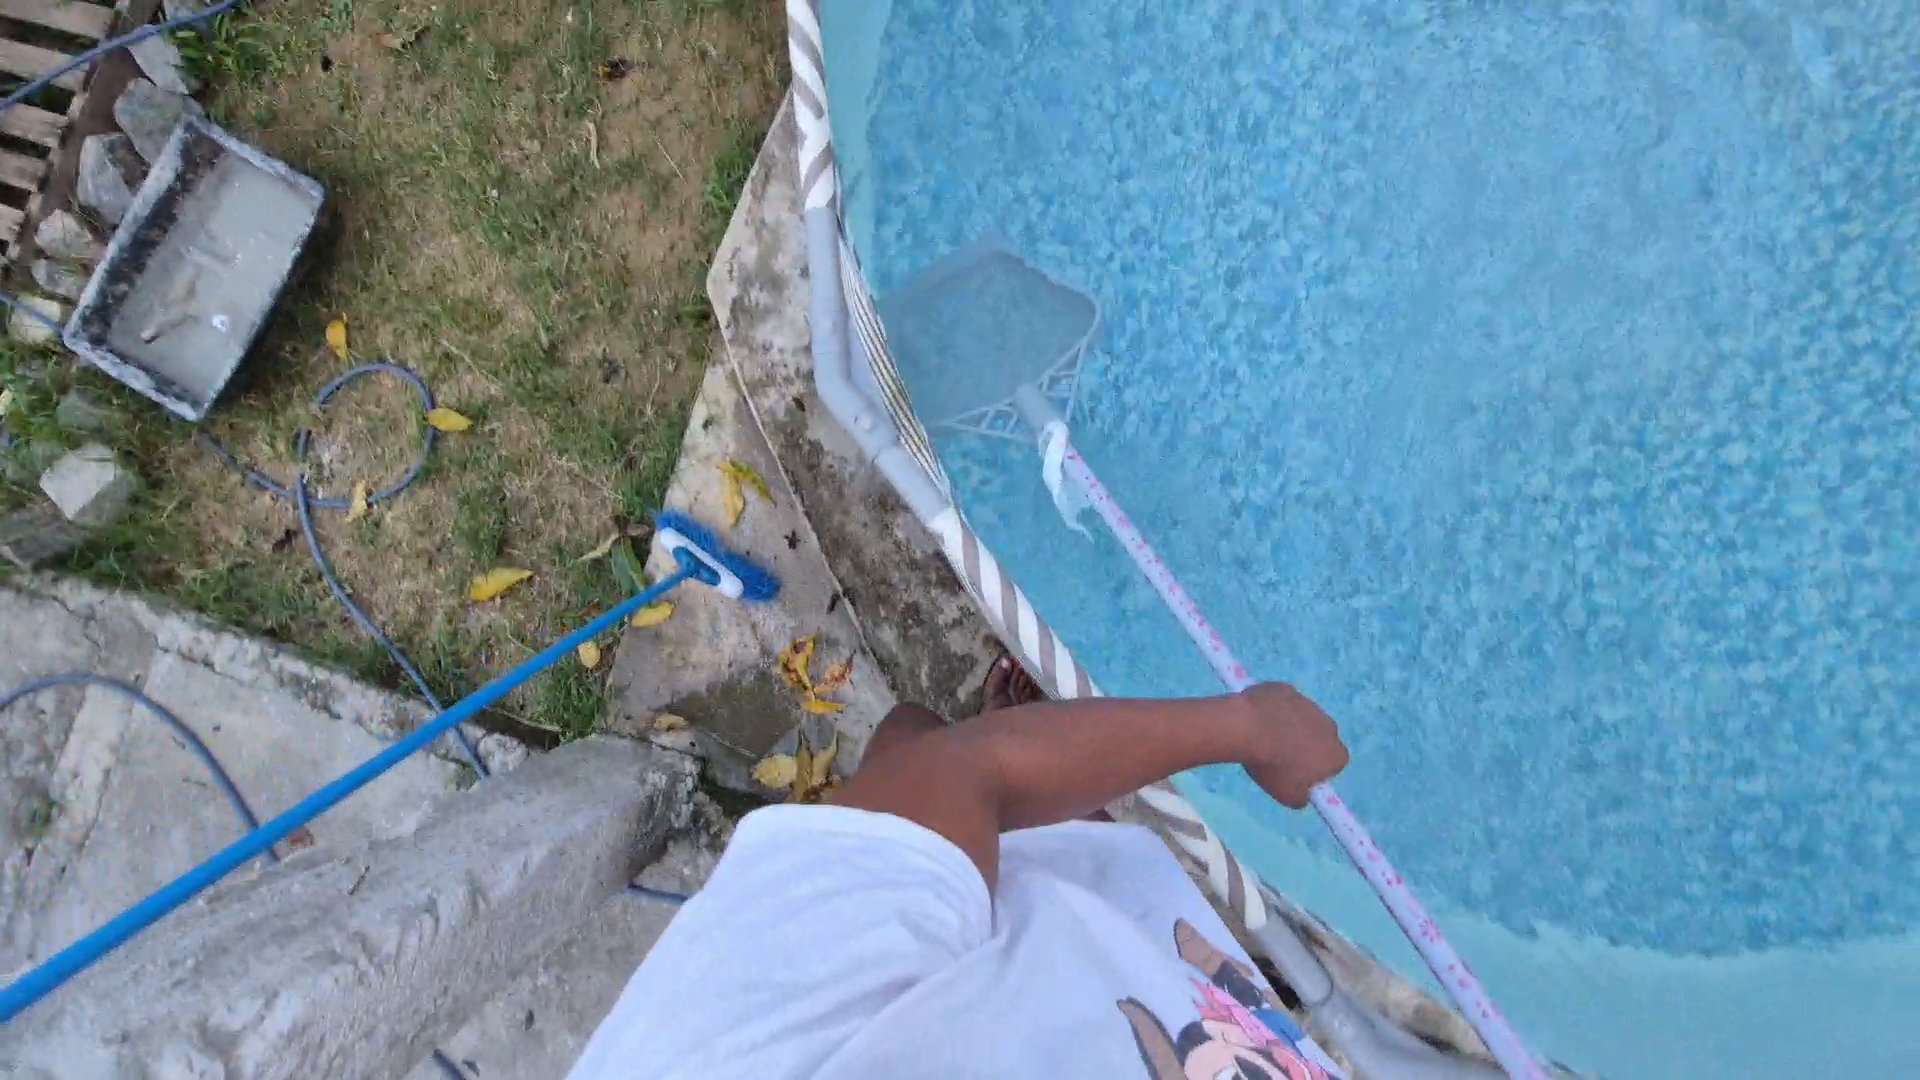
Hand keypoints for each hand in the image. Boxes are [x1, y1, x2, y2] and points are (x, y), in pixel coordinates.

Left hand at [1237, 683, 1348, 808]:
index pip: (1332, 764)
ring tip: (1259, 734)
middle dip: (1302, 743)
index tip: (1292, 771)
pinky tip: (1254, 716)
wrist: (1246, 728)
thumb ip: (1301, 796)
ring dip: (1285, 723)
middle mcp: (1329, 726)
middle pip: (1318, 737)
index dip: (1313, 768)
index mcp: (1336, 753)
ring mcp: (1307, 703)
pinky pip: (1279, 701)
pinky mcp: (1285, 688)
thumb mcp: (1288, 796)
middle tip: (1275, 752)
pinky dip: (1270, 707)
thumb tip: (1302, 793)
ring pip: (1298, 716)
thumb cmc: (1272, 766)